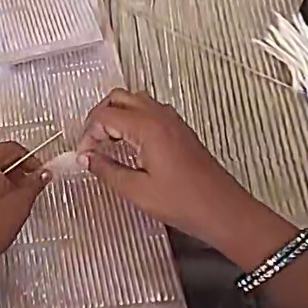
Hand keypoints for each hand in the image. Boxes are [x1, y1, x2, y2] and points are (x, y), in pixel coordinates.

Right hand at [77, 89, 252, 245]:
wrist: (222, 210)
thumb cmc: (185, 202)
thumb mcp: (136, 190)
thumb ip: (106, 170)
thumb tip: (87, 158)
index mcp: (148, 128)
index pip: (105, 116)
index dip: (88, 134)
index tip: (85, 154)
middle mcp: (160, 117)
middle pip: (118, 98)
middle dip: (99, 117)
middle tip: (91, 143)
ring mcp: (172, 121)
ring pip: (134, 101)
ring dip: (116, 115)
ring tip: (107, 143)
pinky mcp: (180, 130)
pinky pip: (150, 111)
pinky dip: (132, 120)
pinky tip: (128, 145)